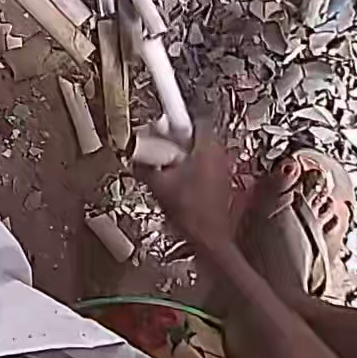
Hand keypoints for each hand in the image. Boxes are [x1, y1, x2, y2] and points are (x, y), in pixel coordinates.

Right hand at [137, 121, 244, 249]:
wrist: (209, 241)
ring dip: (182, 152)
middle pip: (197, 134)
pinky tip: (174, 179)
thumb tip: (133, 156)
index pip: (197, 118)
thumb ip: (144, 165)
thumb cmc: (190, 212)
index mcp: (207, 149)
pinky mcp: (220, 183)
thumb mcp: (158, 184)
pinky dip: (188, 166)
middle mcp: (220, 155)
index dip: (177, 117)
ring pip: (199, 150)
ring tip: (165, 163)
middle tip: (159, 144)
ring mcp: (222, 170)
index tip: (165, 118)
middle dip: (176, 137)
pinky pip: (202, 165)